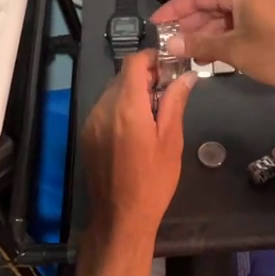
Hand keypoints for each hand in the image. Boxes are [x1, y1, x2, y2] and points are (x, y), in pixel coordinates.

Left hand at [81, 51, 195, 250]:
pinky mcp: (87, 135)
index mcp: (126, 107)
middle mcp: (103, 108)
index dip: (152, 58)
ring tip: (154, 113)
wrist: (120, 217)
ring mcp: (91, 122)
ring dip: (132, 93)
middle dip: (145, 78)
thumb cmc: (153, 181)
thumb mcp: (171, 140)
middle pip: (123, 77)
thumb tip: (186, 76)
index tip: (170, 67)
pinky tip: (136, 128)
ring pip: (113, 92)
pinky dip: (120, 109)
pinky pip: (104, 109)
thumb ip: (175, 103)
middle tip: (168, 92)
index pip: (133, 63)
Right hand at [149, 0, 274, 87]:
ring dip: (207, 31)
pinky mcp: (274, 14)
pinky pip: (240, 19)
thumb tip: (170, 45)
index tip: (154, 24)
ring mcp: (265, 0)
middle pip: (211, 3)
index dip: (173, 11)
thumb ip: (200, 45)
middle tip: (168, 43)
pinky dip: (225, 33)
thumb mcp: (235, 50)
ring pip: (226, 13)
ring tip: (186, 51)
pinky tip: (212, 51)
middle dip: (189, 24)